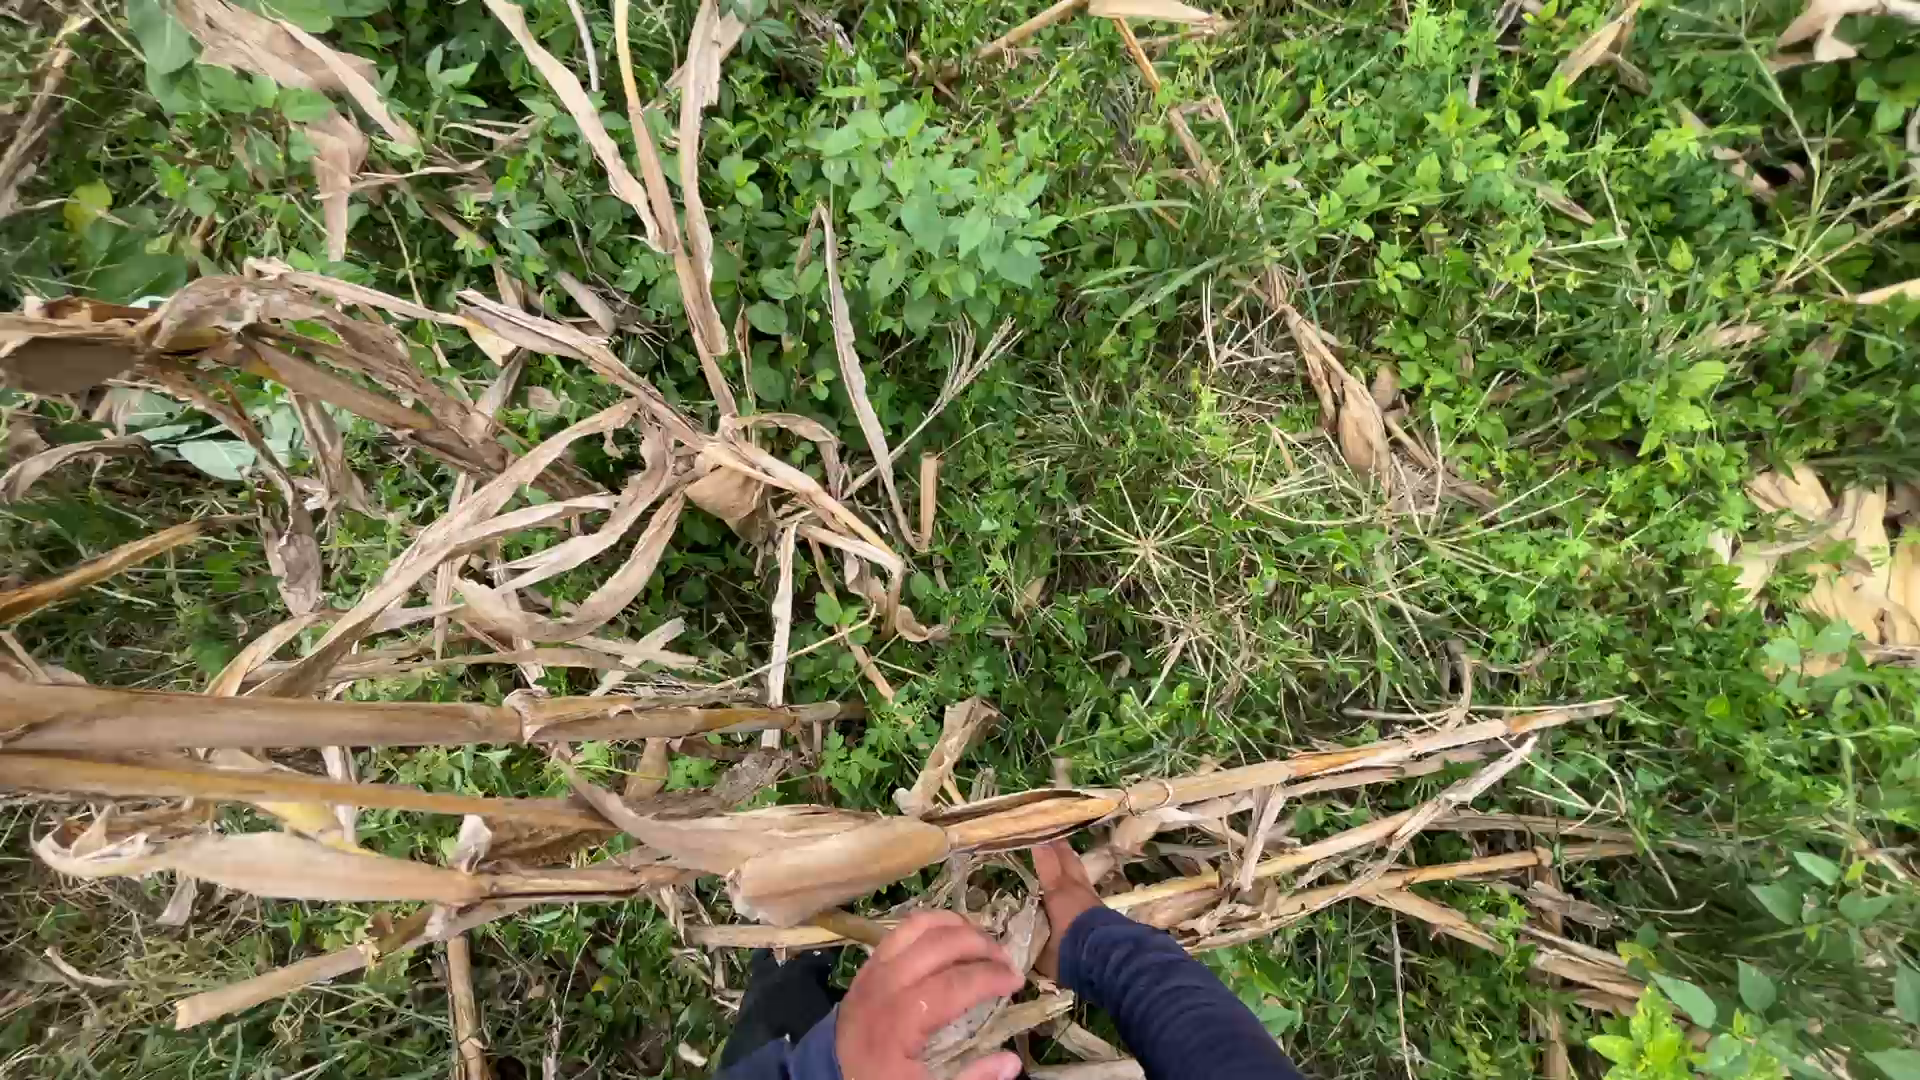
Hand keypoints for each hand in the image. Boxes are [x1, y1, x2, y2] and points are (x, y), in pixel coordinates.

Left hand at [836, 911, 1023, 1079]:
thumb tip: (1011, 1062)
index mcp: (900, 1019)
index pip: (955, 984)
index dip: (990, 977)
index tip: (1017, 981)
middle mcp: (887, 983)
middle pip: (941, 945)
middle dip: (980, 946)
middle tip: (1006, 960)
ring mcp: (875, 967)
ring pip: (921, 925)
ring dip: (957, 926)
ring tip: (983, 941)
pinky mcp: (870, 962)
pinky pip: (903, 928)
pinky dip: (932, 924)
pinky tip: (950, 935)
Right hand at [1031, 840, 1103, 978]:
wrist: (1110, 960)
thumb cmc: (1071, 952)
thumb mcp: (1043, 953)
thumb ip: (1032, 943)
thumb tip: (1019, 942)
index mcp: (1057, 891)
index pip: (1046, 860)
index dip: (1039, 845)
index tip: (1032, 833)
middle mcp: (1075, 887)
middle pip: (1067, 857)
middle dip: (1057, 844)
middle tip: (1049, 834)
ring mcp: (1091, 896)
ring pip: (1079, 870)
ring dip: (1070, 860)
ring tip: (1063, 855)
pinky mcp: (1103, 908)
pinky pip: (1086, 886)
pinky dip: (1078, 879)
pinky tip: (1076, 886)